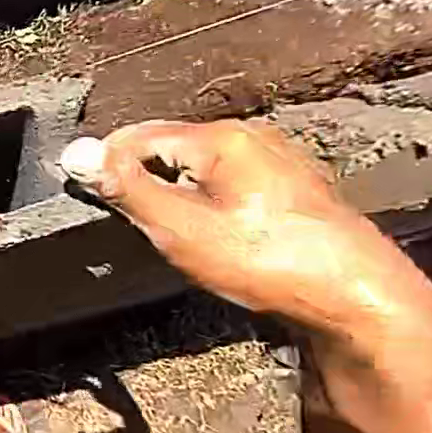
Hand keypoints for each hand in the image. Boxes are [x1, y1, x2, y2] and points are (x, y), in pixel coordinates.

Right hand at [60, 120, 431, 353]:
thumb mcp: (179, 227)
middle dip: (134, 176)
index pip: (134, 136)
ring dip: (163, 189)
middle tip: (121, 219)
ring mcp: (270, 159)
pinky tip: (200, 229)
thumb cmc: (267, 261)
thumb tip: (76, 154)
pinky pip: (218, 178)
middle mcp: (248, 137)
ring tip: (158, 228)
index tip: (85, 198)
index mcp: (221, 139)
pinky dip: (194, 197)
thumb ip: (124, 188)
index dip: (104, 165)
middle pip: (164, 146)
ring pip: (191, 164)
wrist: (355, 296)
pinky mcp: (281, 184)